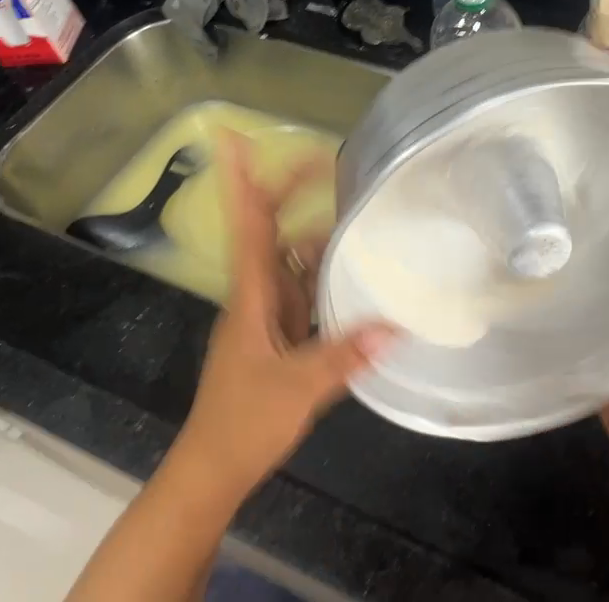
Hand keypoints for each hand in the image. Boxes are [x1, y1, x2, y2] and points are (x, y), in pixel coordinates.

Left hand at [175, 130, 395, 496]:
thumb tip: (395, 325)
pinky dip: (325, 276)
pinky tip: (356, 274)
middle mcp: (257, 297)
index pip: (247, 226)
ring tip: (354, 210)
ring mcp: (267, 318)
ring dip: (317, 235)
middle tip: (325, 160)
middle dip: (291, 193)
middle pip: (271, 231)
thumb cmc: (244, 422)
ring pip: (291, 262)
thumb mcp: (298, 388)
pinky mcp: (279, 339)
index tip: (236, 138)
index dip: (243, 182)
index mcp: (252, 297)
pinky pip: (303, 293)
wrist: (213, 469)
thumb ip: (344, 356)